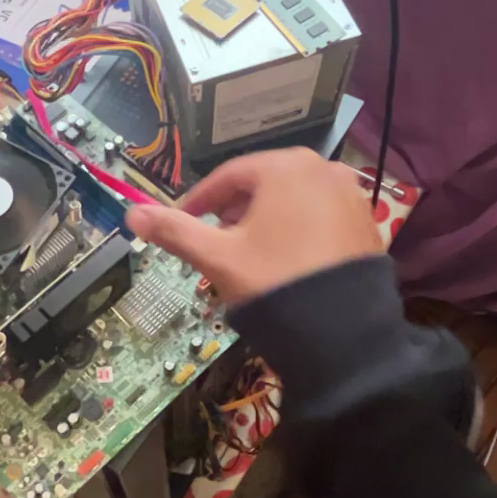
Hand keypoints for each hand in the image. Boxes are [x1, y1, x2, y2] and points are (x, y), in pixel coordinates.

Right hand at [125, 148, 382, 304]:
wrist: (343, 332)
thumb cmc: (273, 280)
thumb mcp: (217, 256)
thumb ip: (174, 231)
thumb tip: (131, 214)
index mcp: (283, 166)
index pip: (226, 177)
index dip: (198, 202)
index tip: (182, 223)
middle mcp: (322, 168)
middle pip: (261, 186)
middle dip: (233, 213)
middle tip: (215, 243)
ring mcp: (350, 194)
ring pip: (290, 201)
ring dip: (264, 222)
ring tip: (248, 255)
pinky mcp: (365, 222)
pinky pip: (318, 217)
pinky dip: (296, 231)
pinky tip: (285, 262)